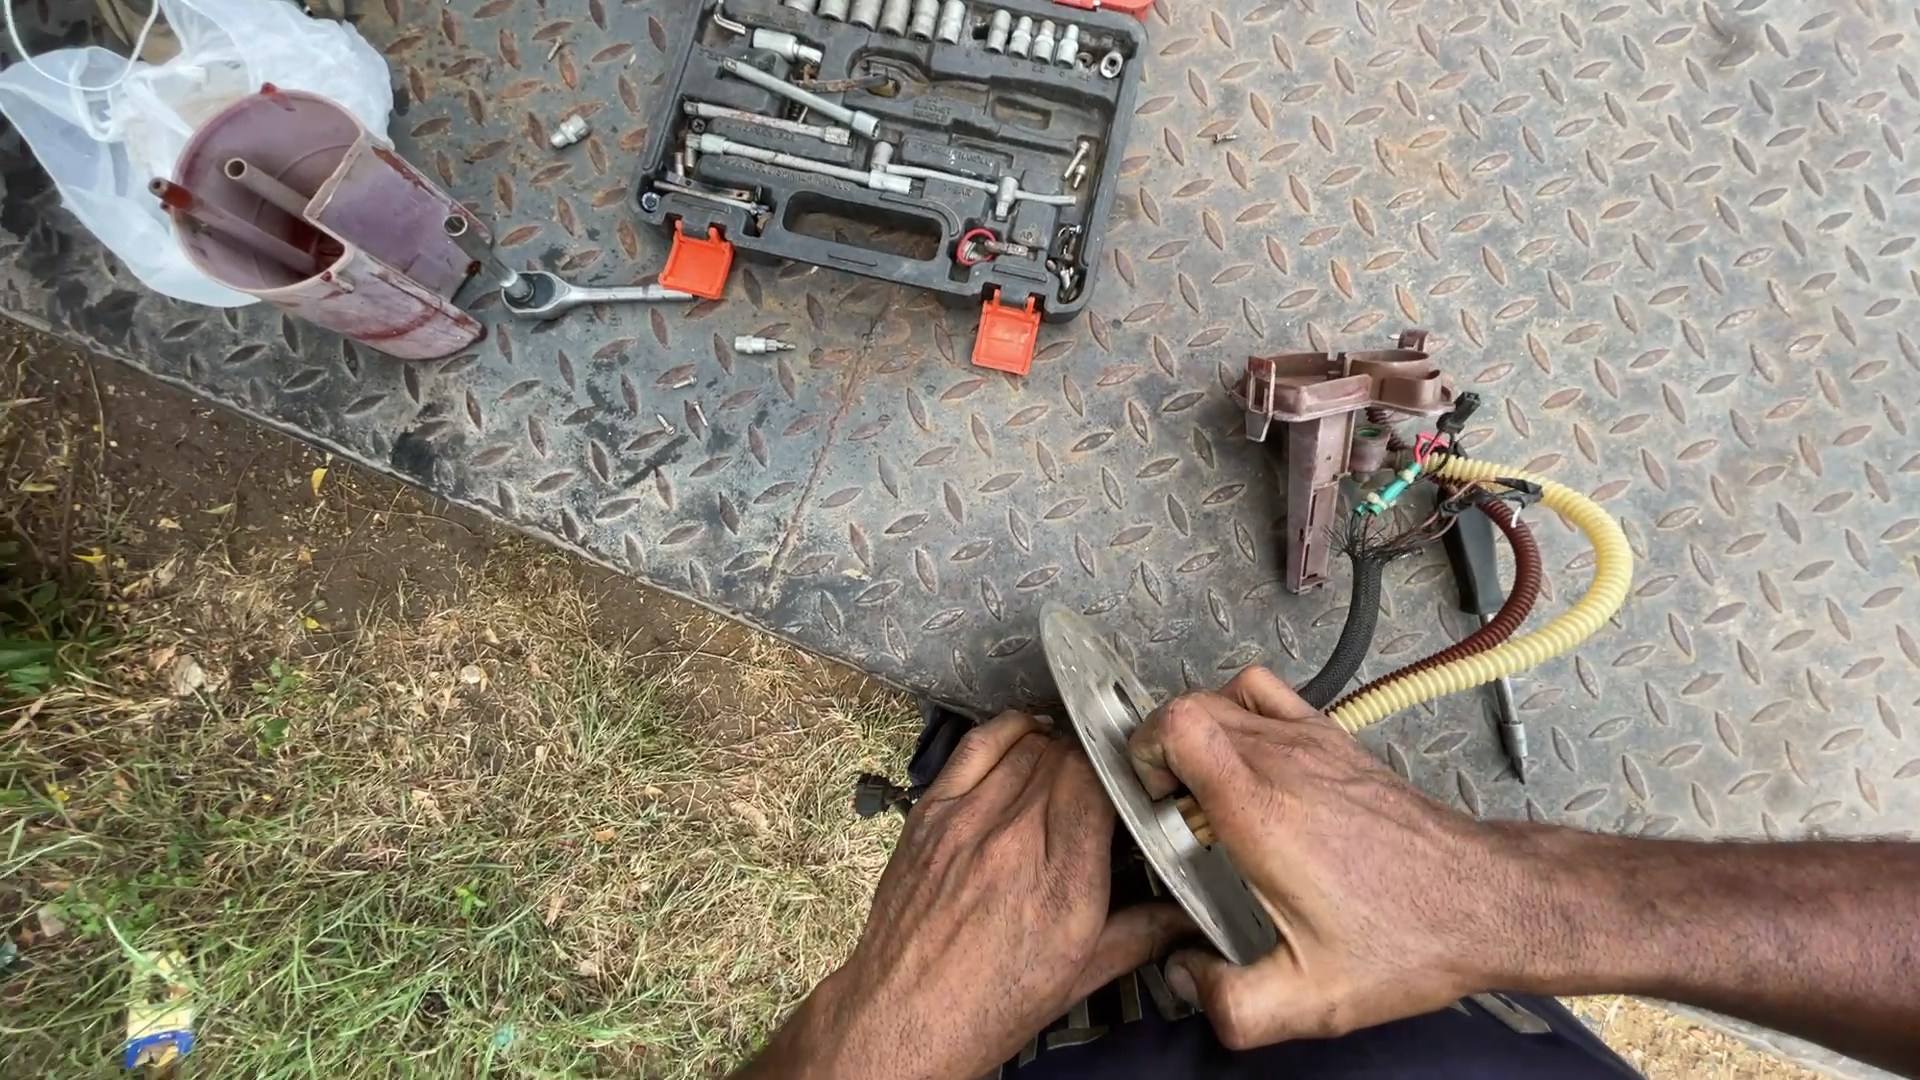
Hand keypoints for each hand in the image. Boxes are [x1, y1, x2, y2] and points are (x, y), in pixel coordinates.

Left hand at [741, 711, 1187, 1079]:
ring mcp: (967, 817)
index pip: (1097, 781)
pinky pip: (976, 745)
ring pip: (1025, 744)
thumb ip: (1142, 932)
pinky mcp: (932, 810)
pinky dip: (1007, 730)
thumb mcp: (1080, 976)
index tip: (1127, 779)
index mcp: (1063, 880)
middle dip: (1089, 758)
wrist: (903, 1014)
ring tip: (1066, 756)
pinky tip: (1025, 732)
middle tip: (1099, 773)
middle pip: (1064, 756)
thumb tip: (1194, 916)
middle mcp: (1015, 838)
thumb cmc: (994, 1002)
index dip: (1117, 770)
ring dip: (1053, 743)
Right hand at [1127, 668, 1538, 1047]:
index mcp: (1259, 810)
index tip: (1152, 795)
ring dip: (1191, 731)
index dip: (1144, 750)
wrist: (1486, 899)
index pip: (1177, 728)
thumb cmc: (1406, 936)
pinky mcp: (1326, 734)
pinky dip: (1233, 705)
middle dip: (1159, 750)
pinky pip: (1259, 689)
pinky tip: (1242, 748)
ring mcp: (1304, 739)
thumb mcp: (1316, 998)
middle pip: (1186, 708)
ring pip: (1216, 697)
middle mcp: (1277, 760)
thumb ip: (1235, 1004)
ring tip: (1201, 780)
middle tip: (1172, 801)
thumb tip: (1182, 973)